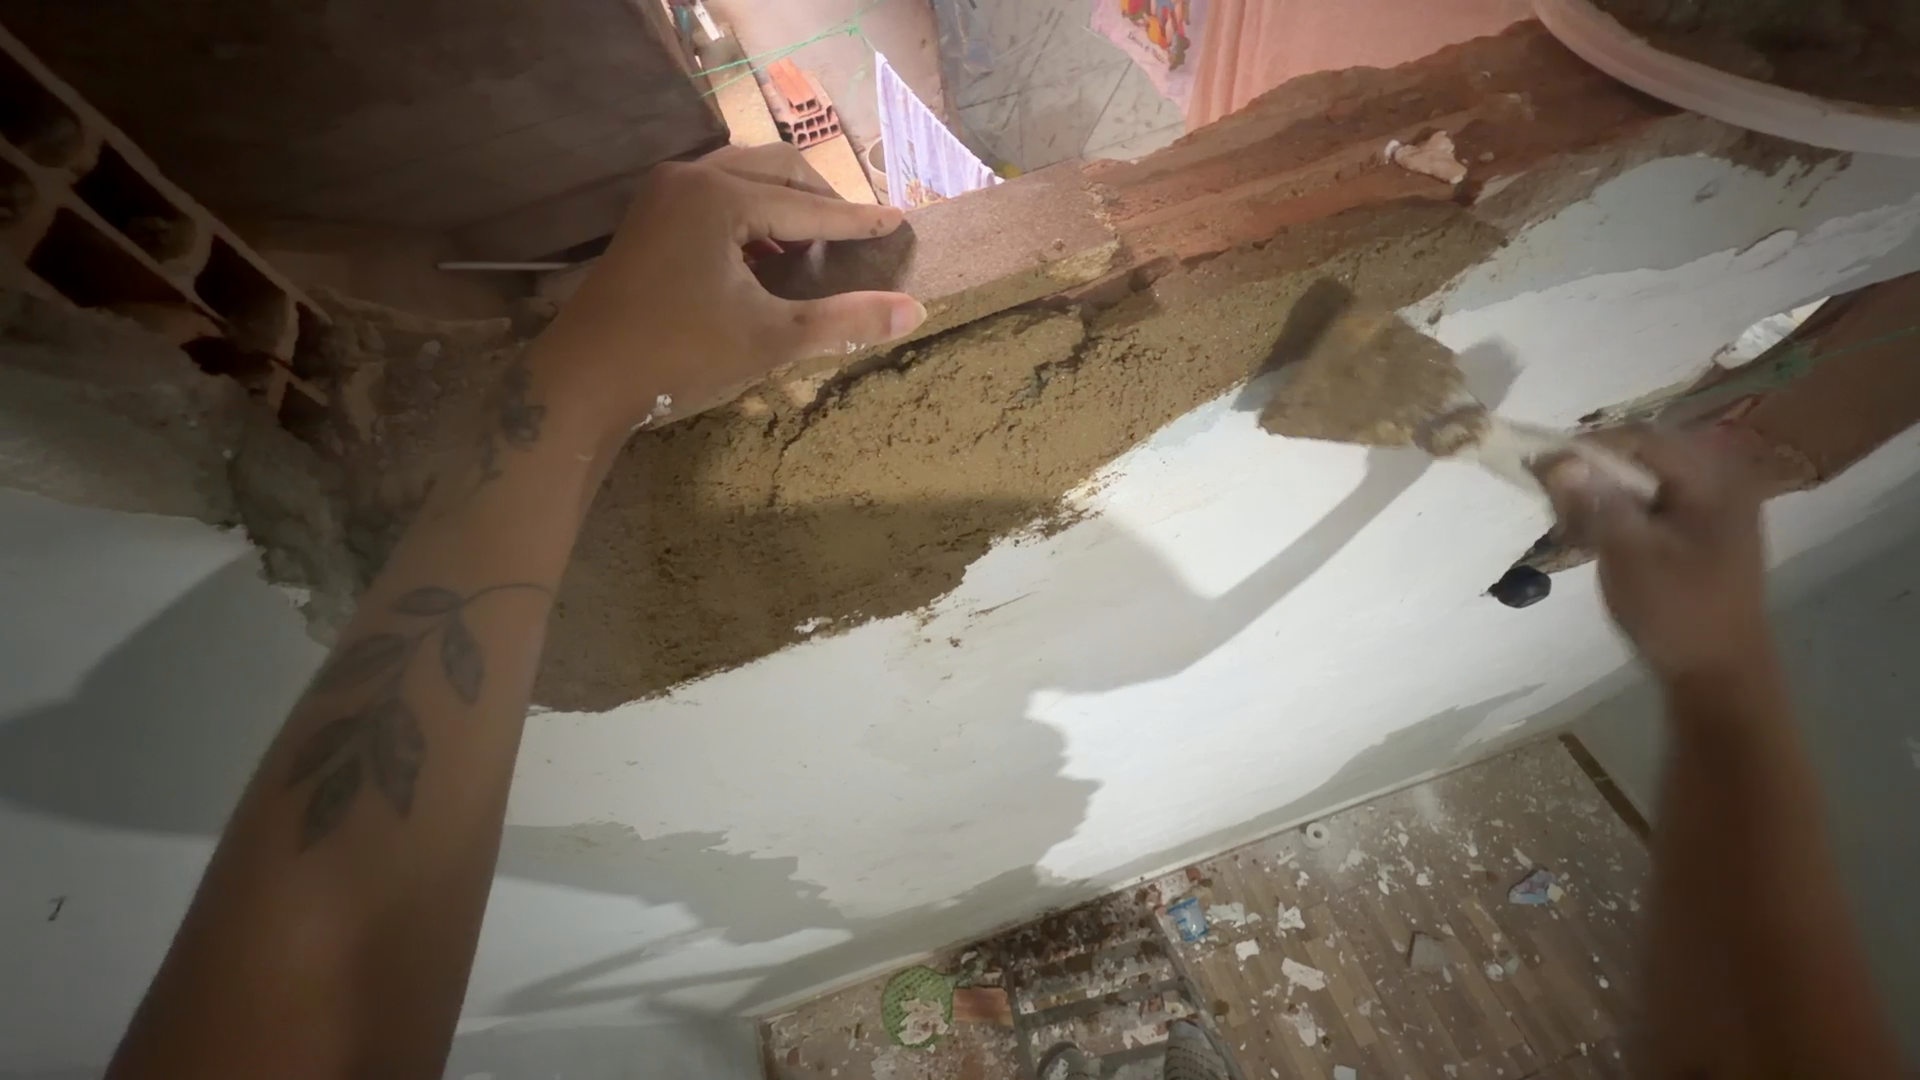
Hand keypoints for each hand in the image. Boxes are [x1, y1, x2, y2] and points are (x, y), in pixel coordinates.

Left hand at [530, 144, 926, 437]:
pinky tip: (766, 252)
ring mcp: (663, 194)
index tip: (899, 221)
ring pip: (743, 176)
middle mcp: (689, 178)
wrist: (588, 377)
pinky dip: (752, 213)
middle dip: (823, 199)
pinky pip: (716, 195)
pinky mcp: (650, 218)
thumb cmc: (682, 355)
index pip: (809, 207)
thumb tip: (914, 310)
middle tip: (858, 232)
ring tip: (816, 241)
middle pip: (776, 169)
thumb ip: (846, 321)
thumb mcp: (773, 338)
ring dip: (786, 201)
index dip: (858, 220)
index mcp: (720, 198)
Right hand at [1541, 427, 1774, 680]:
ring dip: (1599, 489)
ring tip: (1568, 519)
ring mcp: (1712, 506)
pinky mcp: (1697, 527)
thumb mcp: (1628, 552)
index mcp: (1715, 482)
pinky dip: (1614, 507)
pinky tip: (1590, 531)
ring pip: (1642, 476)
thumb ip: (1594, 501)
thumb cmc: (1673, 609)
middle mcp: (1721, 482)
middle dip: (1591, 468)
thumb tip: (1558, 458)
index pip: (1642, 438)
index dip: (1587, 445)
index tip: (1538, 463)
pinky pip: (1648, 498)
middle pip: (1642, 453)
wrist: (1715, 666)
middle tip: (1552, 493)